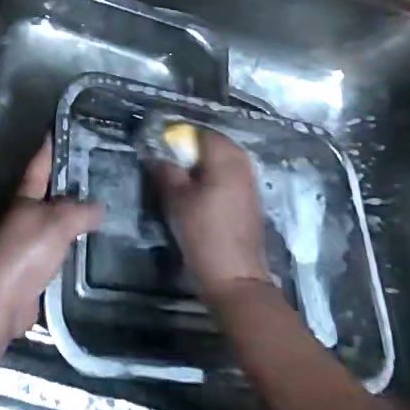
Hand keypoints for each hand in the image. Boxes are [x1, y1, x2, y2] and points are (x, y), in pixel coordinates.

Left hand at [0, 144, 102, 359]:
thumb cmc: (22, 252)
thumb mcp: (55, 223)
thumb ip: (79, 211)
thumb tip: (99, 206)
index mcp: (23, 197)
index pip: (39, 165)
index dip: (49, 146)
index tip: (60, 127)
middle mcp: (24, 215)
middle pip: (50, 193)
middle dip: (71, 181)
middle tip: (102, 169)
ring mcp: (29, 243)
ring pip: (58, 222)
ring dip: (78, 215)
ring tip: (109, 205)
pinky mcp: (36, 269)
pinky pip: (61, 249)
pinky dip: (77, 245)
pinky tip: (96, 245)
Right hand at [150, 127, 271, 299]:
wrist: (234, 275)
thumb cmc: (202, 233)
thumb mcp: (175, 199)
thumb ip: (166, 171)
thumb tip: (157, 154)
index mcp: (225, 164)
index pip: (206, 134)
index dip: (184, 135)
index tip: (166, 144)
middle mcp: (243, 170)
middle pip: (222, 145)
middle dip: (199, 146)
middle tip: (176, 157)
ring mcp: (251, 187)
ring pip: (231, 161)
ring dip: (211, 161)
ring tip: (188, 173)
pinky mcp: (252, 203)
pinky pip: (236, 176)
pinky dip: (220, 175)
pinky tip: (203, 190)